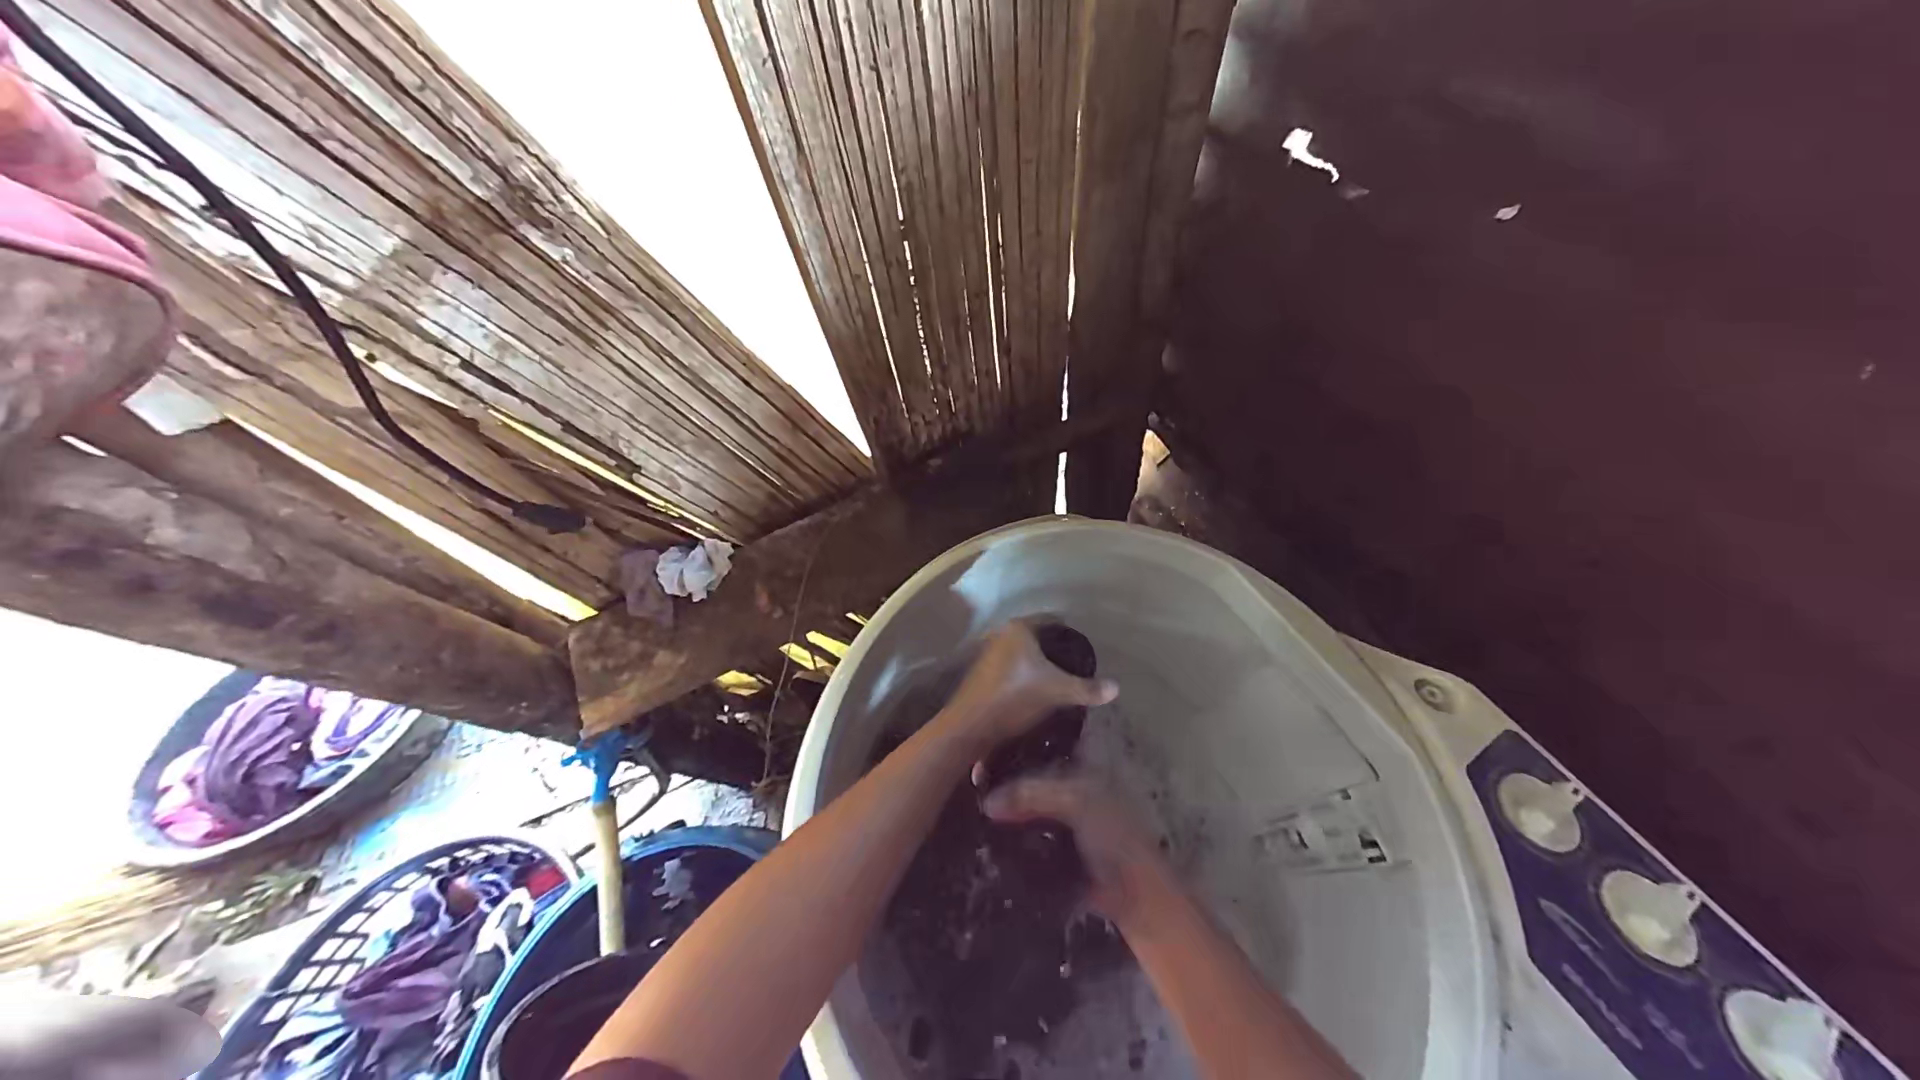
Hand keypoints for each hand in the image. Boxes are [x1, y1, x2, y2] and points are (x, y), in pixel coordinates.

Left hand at [939, 620, 1117, 749]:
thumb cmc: (1014, 698)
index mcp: (1019, 628)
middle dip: (1055, 650)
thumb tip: (1116, 688)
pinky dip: (1024, 675)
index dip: (1071, 634)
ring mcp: (988, 652)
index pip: (1052, 621)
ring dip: (1038, 664)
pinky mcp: (981, 673)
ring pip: (1022, 653)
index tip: (1085, 650)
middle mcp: (1001, 634)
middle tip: (1076, 667)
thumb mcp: (1057, 692)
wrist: (970, 726)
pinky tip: (1035, 691)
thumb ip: (1087, 689)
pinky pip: (1011, 667)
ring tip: (1059, 681)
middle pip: (1037, 638)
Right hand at [982, 771, 1166, 923]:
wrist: (1134, 897)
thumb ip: (1032, 794)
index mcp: (1082, 771)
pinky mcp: (1054, 855)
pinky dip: (1009, 841)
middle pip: (1027, 783)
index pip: (1038, 754)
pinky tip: (985, 840)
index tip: (977, 765)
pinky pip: (1025, 841)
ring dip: (1004, 815)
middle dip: (1002, 786)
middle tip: (968, 789)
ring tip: (969, 812)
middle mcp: (1070, 791)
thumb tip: (987, 802)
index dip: (1010, 757)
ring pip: (1024, 812)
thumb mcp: (1076, 802)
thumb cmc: (1113, 838)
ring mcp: (1062, 824)